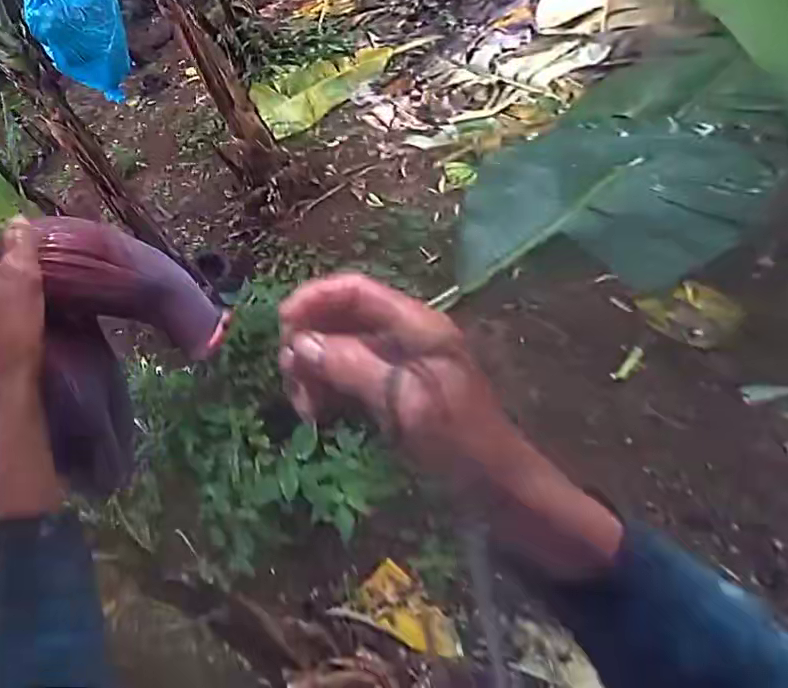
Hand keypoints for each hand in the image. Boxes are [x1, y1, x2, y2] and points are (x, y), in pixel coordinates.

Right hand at [279, 273, 621, 579]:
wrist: (504, 498)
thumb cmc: (462, 446)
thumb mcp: (406, 403)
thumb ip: (351, 366)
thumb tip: (299, 343)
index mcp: (416, 325)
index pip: (353, 289)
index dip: (312, 298)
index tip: (283, 324)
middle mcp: (401, 334)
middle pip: (335, 316)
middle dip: (306, 340)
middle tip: (290, 376)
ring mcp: (393, 360)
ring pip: (331, 345)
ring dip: (309, 369)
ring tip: (303, 406)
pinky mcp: (385, 386)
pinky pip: (339, 373)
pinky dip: (321, 387)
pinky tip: (314, 412)